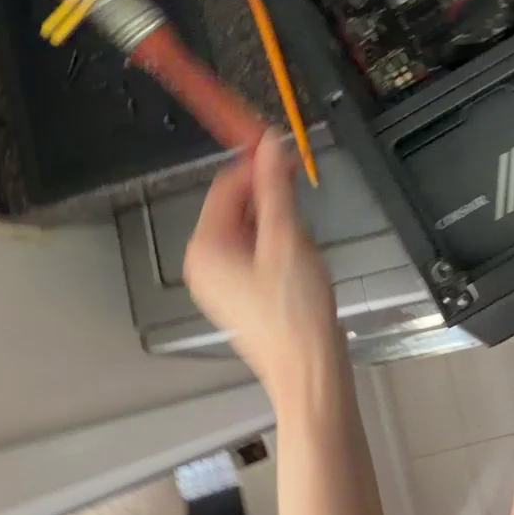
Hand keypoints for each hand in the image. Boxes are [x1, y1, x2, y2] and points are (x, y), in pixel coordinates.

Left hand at [184, 131, 341, 390]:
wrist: (309, 369)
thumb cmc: (296, 313)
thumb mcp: (288, 239)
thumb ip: (275, 187)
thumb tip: (269, 145)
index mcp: (206, 247)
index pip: (227, 185)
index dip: (258, 166)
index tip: (289, 154)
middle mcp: (204, 264)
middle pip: (236, 208)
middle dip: (271, 200)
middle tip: (303, 201)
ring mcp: (220, 283)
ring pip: (249, 231)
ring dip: (278, 225)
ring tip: (305, 247)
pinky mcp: (240, 296)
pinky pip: (255, 254)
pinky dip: (279, 248)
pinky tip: (301, 263)